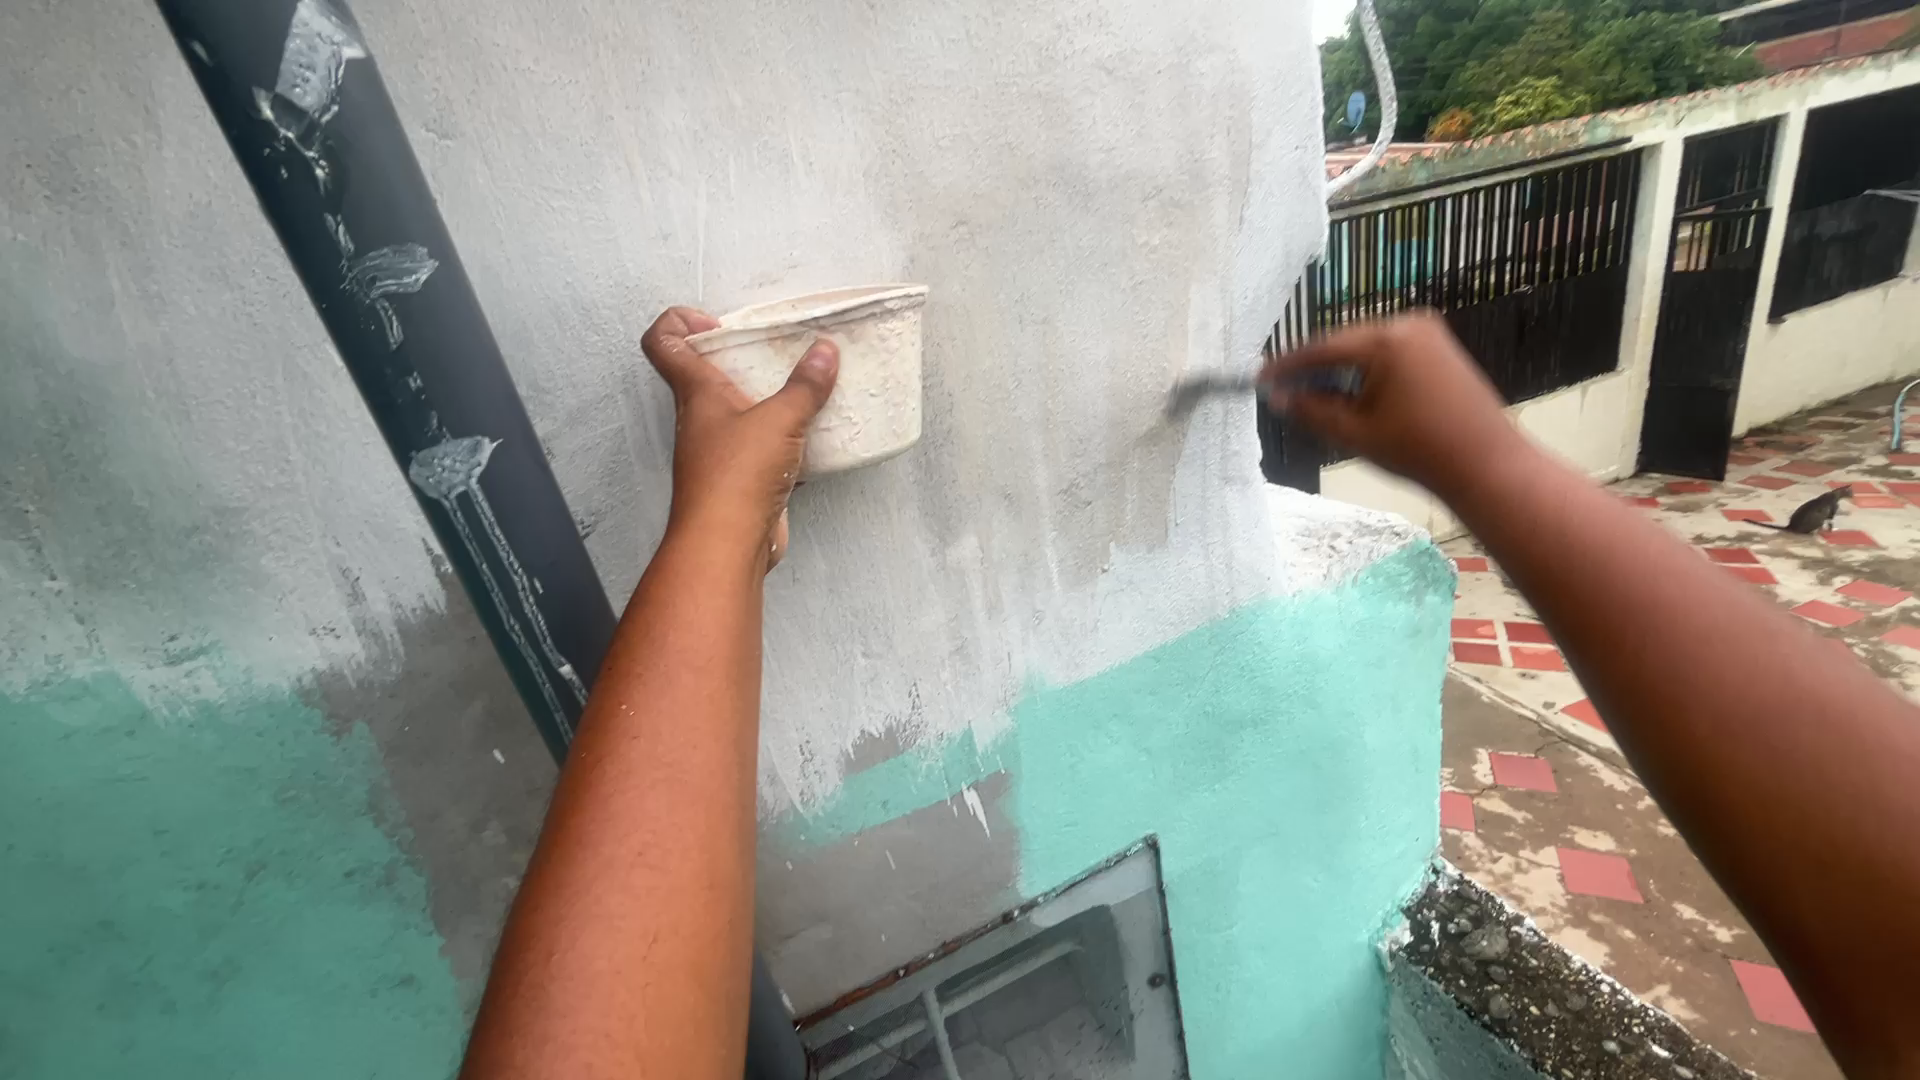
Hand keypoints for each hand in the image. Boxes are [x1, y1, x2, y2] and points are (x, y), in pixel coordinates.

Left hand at [641, 306, 838, 570]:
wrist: (729, 544)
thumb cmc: (738, 475)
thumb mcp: (780, 420)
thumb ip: (805, 386)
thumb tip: (825, 351)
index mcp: (697, 394)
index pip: (663, 343)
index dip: (679, 323)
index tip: (715, 323)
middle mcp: (702, 420)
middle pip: (707, 377)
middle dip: (740, 360)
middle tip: (777, 354)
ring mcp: (720, 453)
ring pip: (739, 415)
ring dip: (767, 402)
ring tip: (804, 392)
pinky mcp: (743, 482)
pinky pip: (763, 450)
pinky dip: (786, 442)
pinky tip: (814, 441)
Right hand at [1263, 311, 1528, 496]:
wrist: (1484, 462)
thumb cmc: (1416, 450)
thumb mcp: (1352, 432)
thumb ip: (1309, 409)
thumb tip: (1277, 397)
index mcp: (1385, 341)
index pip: (1320, 348)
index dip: (1285, 366)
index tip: (1257, 380)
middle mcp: (1406, 324)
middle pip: (1341, 341)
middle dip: (1310, 365)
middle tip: (1280, 388)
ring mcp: (1426, 331)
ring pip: (1362, 345)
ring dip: (1335, 366)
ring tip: (1308, 391)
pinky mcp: (1437, 345)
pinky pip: (1384, 349)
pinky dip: (1361, 367)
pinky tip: (1345, 388)